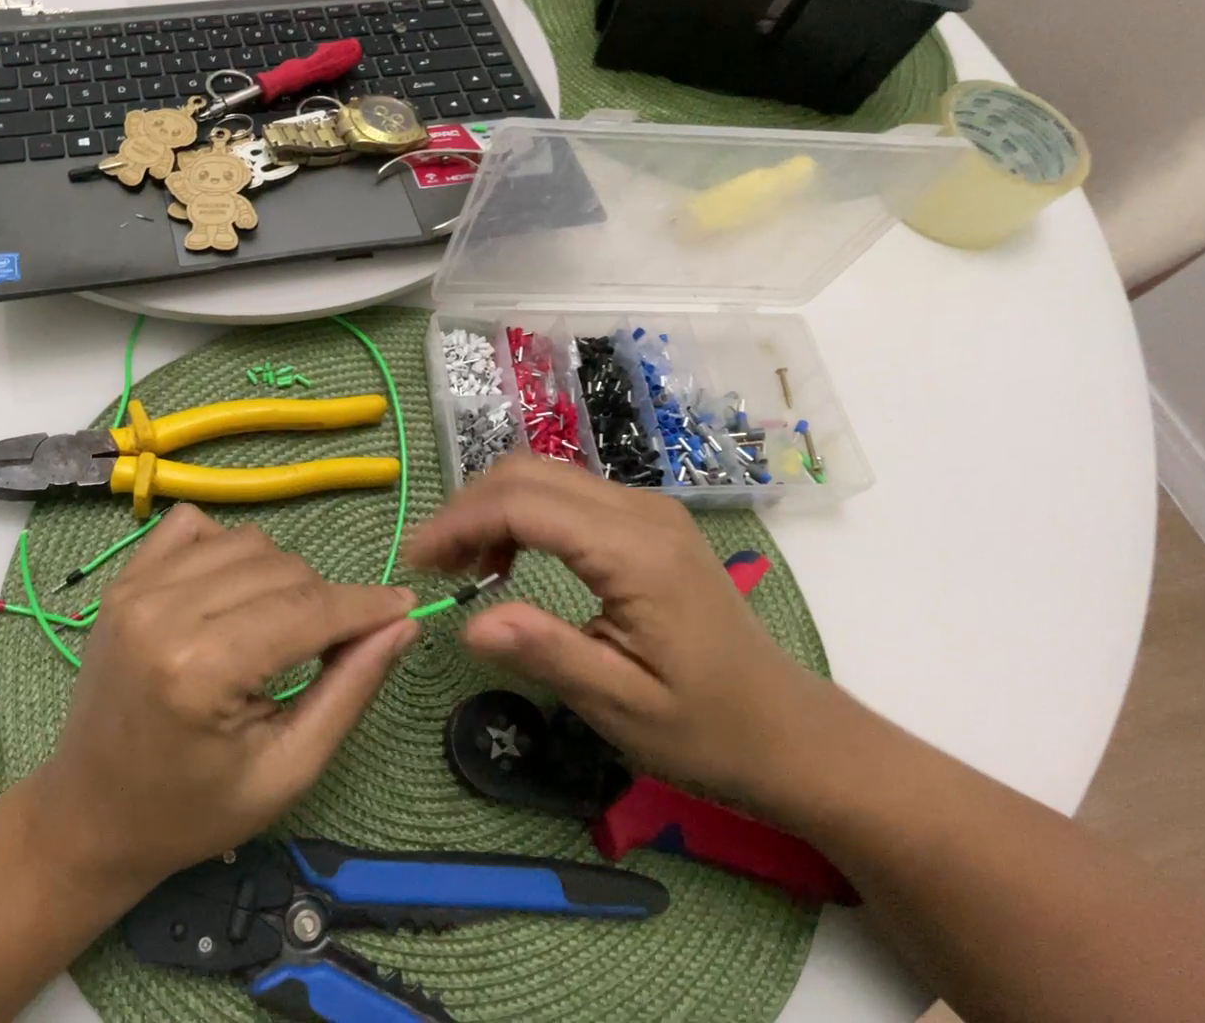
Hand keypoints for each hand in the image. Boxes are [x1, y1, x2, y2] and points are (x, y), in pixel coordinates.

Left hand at [31, 505, 417, 891]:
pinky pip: (193, 528)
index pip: (308, 609)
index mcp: (201, 669)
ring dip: (282, 577)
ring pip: (246, 541)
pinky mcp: (121, 582)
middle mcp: (162, 612)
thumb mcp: (286, 770)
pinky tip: (232, 595)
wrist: (90, 815)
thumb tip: (401, 624)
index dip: (368, 605)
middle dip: (327, 601)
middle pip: (283, 568)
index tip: (407, 606)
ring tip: (280, 630)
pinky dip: (228, 549)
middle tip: (333, 648)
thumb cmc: (191, 811)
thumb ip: (349, 690)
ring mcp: (134, 589)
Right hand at [404, 453, 833, 805]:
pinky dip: (519, 516)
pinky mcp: (645, 525)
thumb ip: (545, 653)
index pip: (523, 504)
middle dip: (466, 509)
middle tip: (434, 567)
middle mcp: (642, 512)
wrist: (789, 732)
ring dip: (490, 509)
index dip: (457, 524)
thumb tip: (468, 622)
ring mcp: (647, 512)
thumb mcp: (620, 706)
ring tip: (463, 567)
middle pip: (528, 472)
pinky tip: (506, 561)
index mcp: (635, 553)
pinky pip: (565, 496)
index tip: (415, 564)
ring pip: (544, 476)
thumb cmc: (707, 729)